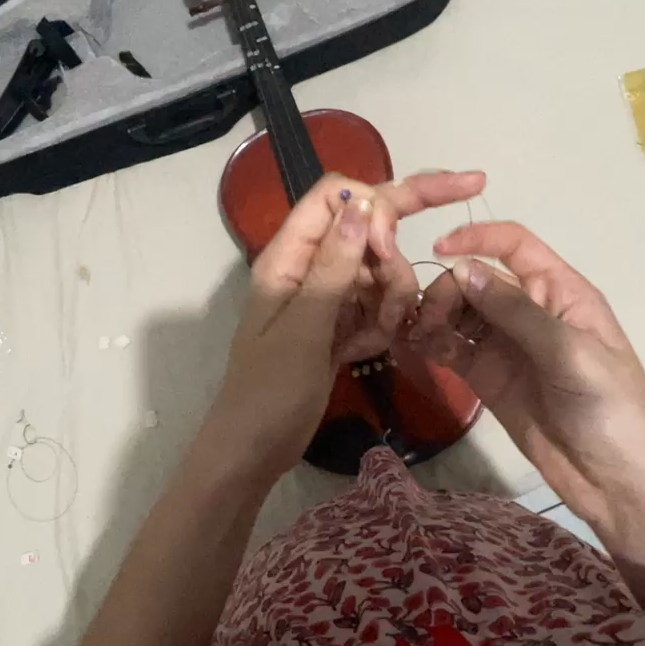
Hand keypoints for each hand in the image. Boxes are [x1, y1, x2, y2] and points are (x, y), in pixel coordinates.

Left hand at [203, 170, 486, 478]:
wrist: (253, 451)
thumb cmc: (269, 392)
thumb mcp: (304, 328)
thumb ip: (334, 266)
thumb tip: (362, 202)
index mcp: (287, 257)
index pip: (334, 194)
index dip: (376, 202)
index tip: (392, 246)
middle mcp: (307, 266)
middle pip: (365, 228)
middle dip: (391, 259)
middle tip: (391, 306)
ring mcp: (324, 296)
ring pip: (378, 269)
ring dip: (389, 301)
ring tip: (372, 339)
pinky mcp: (338, 324)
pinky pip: (375, 304)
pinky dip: (379, 325)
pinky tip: (363, 353)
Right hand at [407, 221, 644, 520]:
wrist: (614, 480)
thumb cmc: (610, 408)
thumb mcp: (569, 352)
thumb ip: (515, 311)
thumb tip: (464, 270)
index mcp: (560, 293)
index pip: (515, 245)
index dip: (478, 239)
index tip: (438, 249)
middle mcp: (528, 311)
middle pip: (476, 280)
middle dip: (446, 290)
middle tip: (427, 319)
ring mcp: (504, 345)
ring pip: (458, 312)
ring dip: (432, 316)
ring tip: (415, 336)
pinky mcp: (485, 377)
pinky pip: (451, 349)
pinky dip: (429, 344)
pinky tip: (412, 348)